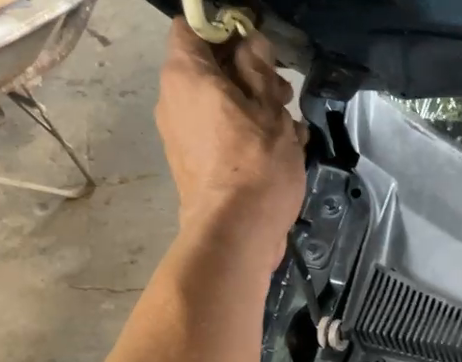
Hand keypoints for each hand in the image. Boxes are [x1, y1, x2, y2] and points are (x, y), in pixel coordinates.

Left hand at [154, 19, 306, 265]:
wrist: (235, 233)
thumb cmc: (256, 167)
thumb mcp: (269, 111)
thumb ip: (259, 70)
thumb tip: (252, 44)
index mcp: (186, 73)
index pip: (194, 28)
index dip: (227, 32)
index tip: (261, 51)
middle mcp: (172, 97)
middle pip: (208, 68)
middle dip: (247, 74)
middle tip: (284, 94)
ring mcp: (179, 133)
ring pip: (217, 103)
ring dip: (252, 108)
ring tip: (289, 130)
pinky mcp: (192, 163)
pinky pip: (218, 134)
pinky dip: (244, 135)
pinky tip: (275, 153)